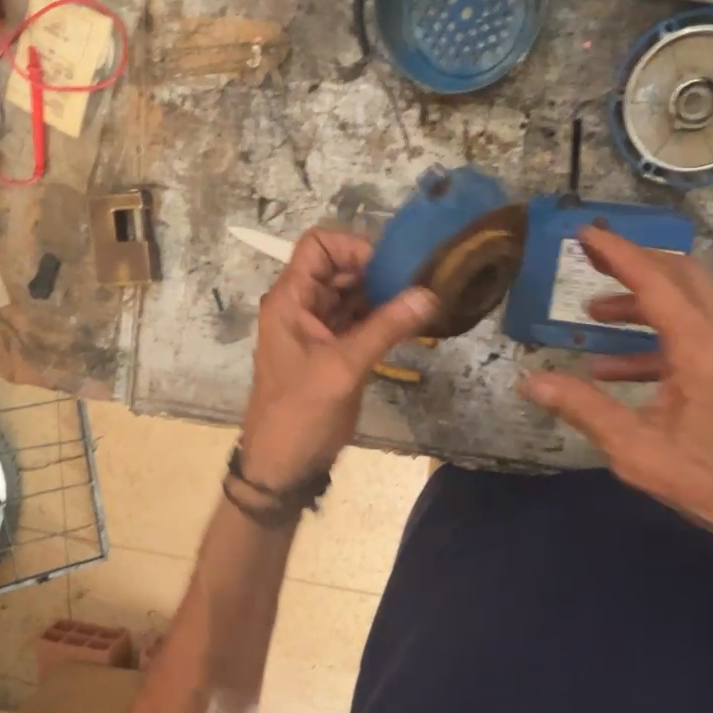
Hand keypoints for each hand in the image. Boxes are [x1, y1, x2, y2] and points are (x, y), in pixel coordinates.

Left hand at [240, 229, 436, 489]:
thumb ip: (386, 328)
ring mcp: (318, 331)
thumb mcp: (344, 368)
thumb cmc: (300, 415)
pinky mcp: (335, 354)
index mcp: (290, 301)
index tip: (389, 268)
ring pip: (353, 296)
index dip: (353, 247)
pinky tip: (414, 324)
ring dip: (384, 296)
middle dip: (376, 271)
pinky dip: (384, 321)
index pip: (317, 246)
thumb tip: (429, 293)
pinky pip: (360, 324)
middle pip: (340, 268)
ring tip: (422, 301)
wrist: (282, 467)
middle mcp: (302, 308)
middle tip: (418, 282)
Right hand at [517, 227, 712, 579]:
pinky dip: (656, 339)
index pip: (655, 282)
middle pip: (679, 277)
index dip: (617, 254)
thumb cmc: (709, 481)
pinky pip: (695, 334)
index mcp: (702, 348)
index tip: (584, 234)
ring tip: (594, 317)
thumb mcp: (636, 449)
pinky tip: (616, 369)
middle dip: (633, 265)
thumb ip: (583, 408)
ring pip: (689, 303)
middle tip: (590, 259)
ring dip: (641, 305)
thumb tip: (529, 381)